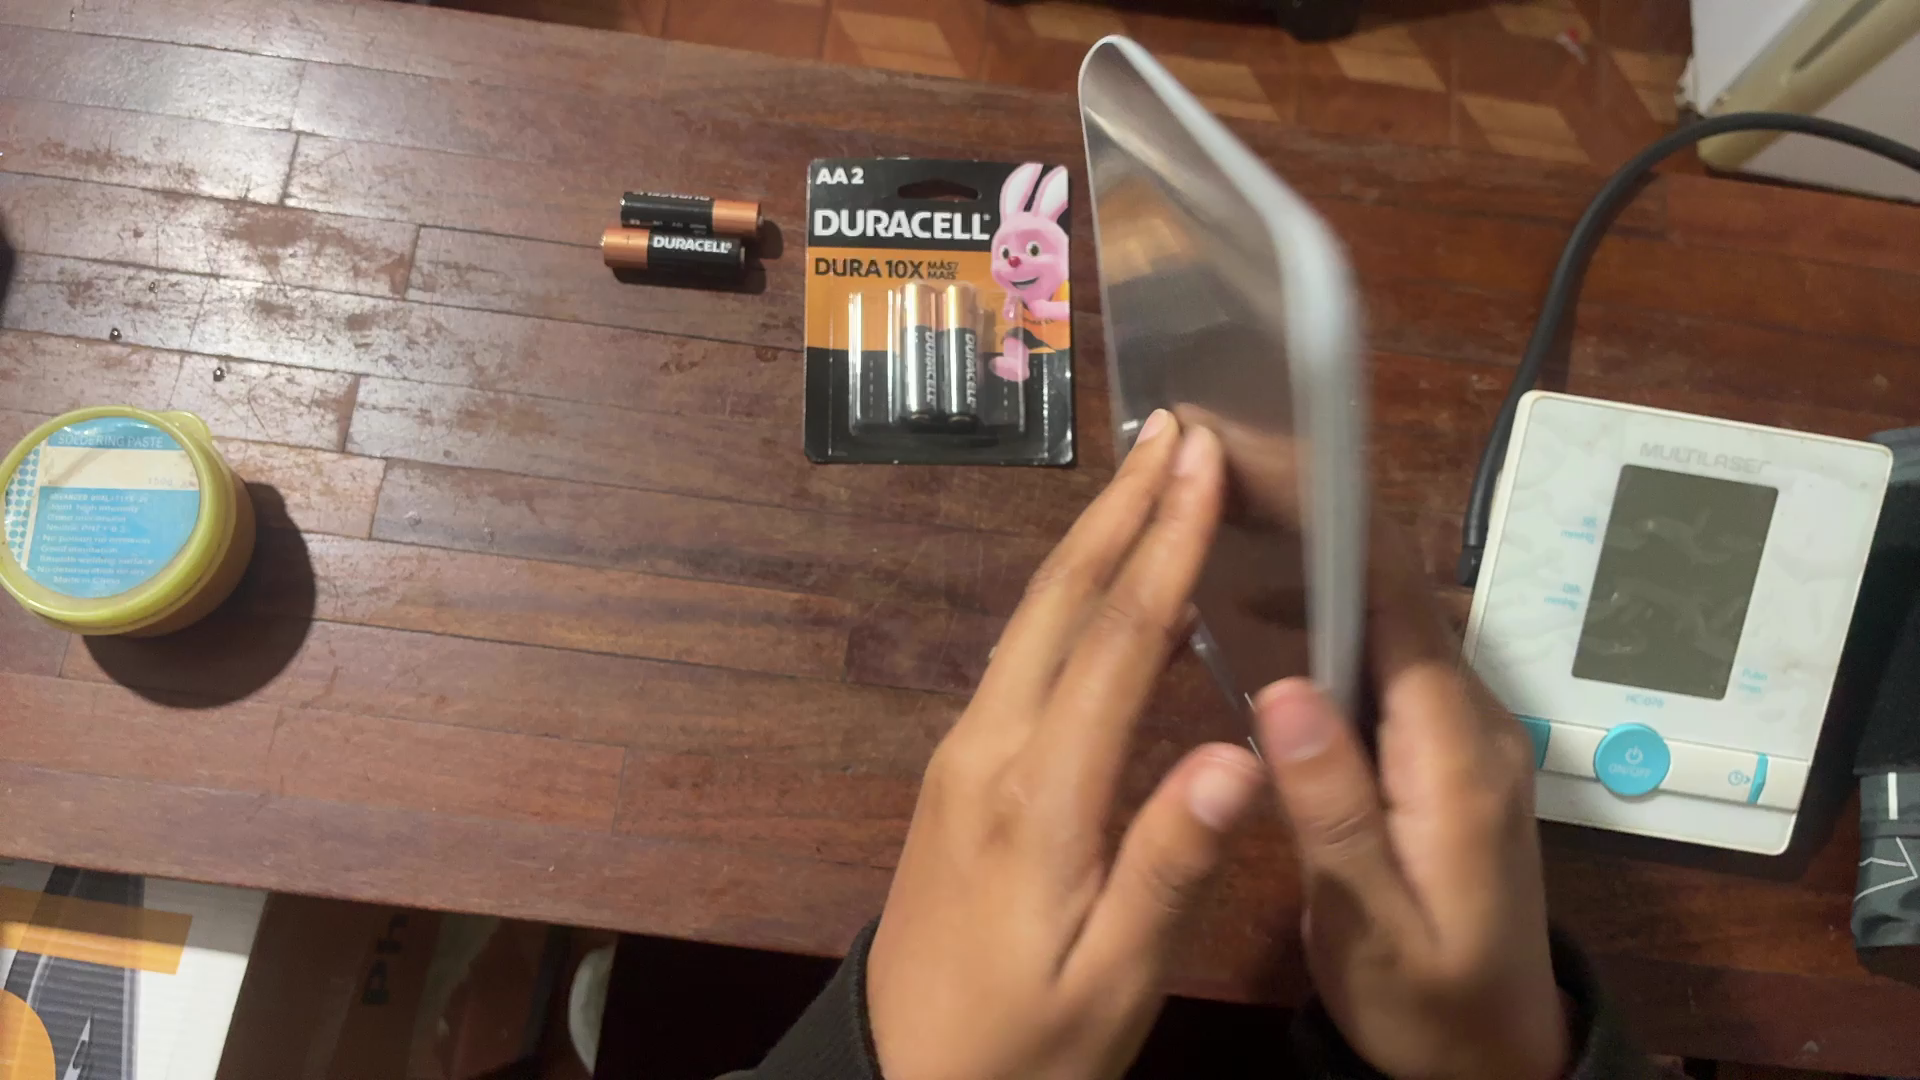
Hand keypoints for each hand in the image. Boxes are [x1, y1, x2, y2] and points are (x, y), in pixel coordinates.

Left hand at [867, 411, 1267, 1079]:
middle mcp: (992, 742)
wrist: (899, 1067)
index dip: (1164, 547)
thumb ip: (1171, 865)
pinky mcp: (963, 757)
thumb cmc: (1017, 1042)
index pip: (1115, 643)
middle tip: (1170, 433)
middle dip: (1120, 509)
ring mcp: (967, 742)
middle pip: (1061, 601)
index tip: (1198, 467)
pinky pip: (1025, 655)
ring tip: (1145, 480)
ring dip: (1093, 541)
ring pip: (1036, 617)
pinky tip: (1108, 581)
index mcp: (1037, 792)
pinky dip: (1072, 598)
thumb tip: (1241, 758)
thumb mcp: (1109, 983)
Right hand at [1252, 540, 1567, 1079]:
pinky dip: (1319, 619)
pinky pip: (1377, 656)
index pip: (1401, 607)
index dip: (1337, 532)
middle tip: (1221, 492)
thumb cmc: (1420, 995)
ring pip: (1384, 618)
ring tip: (1225, 533)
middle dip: (1314, 531)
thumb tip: (1282, 686)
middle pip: (1395, 595)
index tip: (1264, 473)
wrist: (1487, 1055)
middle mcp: (1468, 718)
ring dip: (1311, 567)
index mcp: (1457, 750)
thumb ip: (1330, 804)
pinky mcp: (1432, 741)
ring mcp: (1453, 727)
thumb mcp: (1369, 919)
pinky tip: (1258, 616)